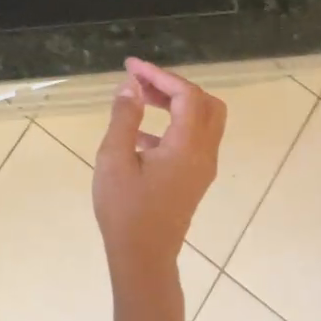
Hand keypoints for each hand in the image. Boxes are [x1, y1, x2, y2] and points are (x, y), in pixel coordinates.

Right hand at [92, 58, 225, 280]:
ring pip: (204, 122)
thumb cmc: (124, 207)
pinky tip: (139, 133)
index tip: (130, 67)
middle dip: (174, 86)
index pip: (187, 96)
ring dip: (176, 103)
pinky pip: (194, 139)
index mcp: (187, 147)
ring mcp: (202, 168)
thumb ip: (124, 119)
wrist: (143, 254)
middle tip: (139, 81)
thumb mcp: (114, 158)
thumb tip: (131, 86)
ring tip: (138, 99)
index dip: (160, 76)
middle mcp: (204, 154)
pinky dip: (173, 123)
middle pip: (206, 105)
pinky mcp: (193, 178)